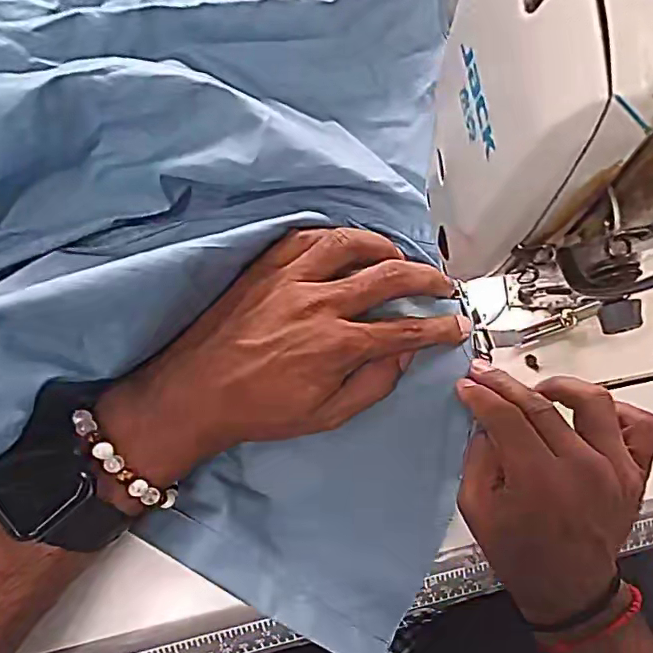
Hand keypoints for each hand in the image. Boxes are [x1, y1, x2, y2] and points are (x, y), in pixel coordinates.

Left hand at [96, 227, 467, 491]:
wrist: (196, 394)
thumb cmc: (259, 410)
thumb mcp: (325, 416)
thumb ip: (372, 385)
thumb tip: (402, 357)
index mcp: (336, 346)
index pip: (404, 330)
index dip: (438, 327)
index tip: (456, 324)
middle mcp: (319, 304)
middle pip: (389, 277)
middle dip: (427, 279)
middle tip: (441, 285)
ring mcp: (291, 280)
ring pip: (351, 245)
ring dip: (385, 247)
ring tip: (399, 257)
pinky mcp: (266, 268)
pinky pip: (308, 237)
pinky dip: (336, 236)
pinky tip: (347, 245)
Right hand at [455, 363, 652, 626]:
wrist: (569, 589)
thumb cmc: (525, 557)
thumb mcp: (477, 511)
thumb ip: (476, 460)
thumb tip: (485, 422)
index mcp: (537, 480)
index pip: (506, 416)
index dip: (482, 395)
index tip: (470, 385)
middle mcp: (581, 469)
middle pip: (540, 405)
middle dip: (506, 385)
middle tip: (489, 377)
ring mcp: (614, 469)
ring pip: (592, 400)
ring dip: (560, 387)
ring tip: (540, 390)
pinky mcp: (635, 474)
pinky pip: (640, 424)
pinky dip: (617, 410)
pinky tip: (593, 414)